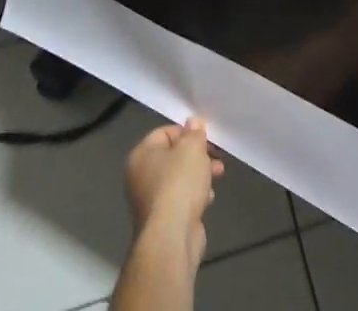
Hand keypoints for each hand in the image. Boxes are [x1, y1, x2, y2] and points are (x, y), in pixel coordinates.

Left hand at [125, 117, 225, 263]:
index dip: (187, 132)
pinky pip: (180, 199)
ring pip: (178, 178)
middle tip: (216, 158)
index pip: (165, 133)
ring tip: (216, 176)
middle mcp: (140, 176)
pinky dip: (194, 196)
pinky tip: (207, 199)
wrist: (171, 235)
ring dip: (199, 176)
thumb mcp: (192, 149)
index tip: (206, 138)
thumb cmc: (179, 184)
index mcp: (141, 155)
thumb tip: (193, 122)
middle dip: (197, 156)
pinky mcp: (161, 219)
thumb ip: (194, 133)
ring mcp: (149, 199)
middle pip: (172, 156)